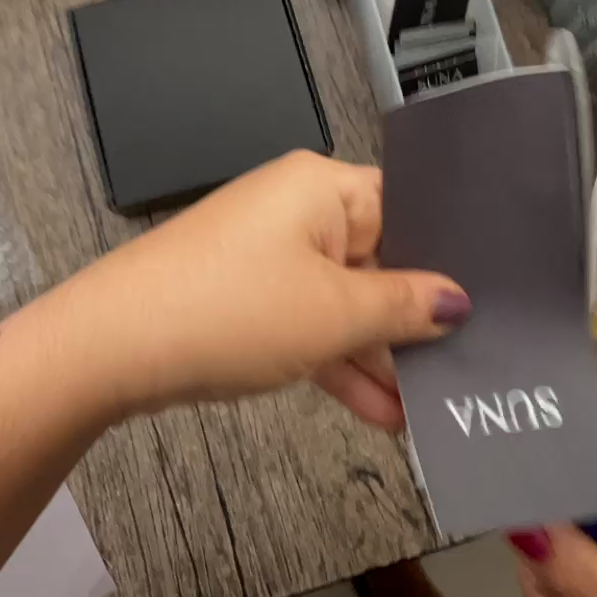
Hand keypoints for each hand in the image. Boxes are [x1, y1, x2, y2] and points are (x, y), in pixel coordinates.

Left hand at [35, 151, 471, 428]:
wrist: (115, 345)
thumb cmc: (225, 307)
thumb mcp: (335, 313)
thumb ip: (404, 306)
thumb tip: (454, 300)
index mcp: (322, 186)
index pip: (404, 206)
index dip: (443, 255)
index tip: (480, 303)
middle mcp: (296, 208)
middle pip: (376, 257)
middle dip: (411, 317)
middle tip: (461, 365)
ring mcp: (268, 251)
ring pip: (342, 297)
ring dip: (376, 352)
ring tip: (423, 407)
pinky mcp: (246, 290)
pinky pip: (307, 319)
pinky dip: (336, 359)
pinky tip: (377, 410)